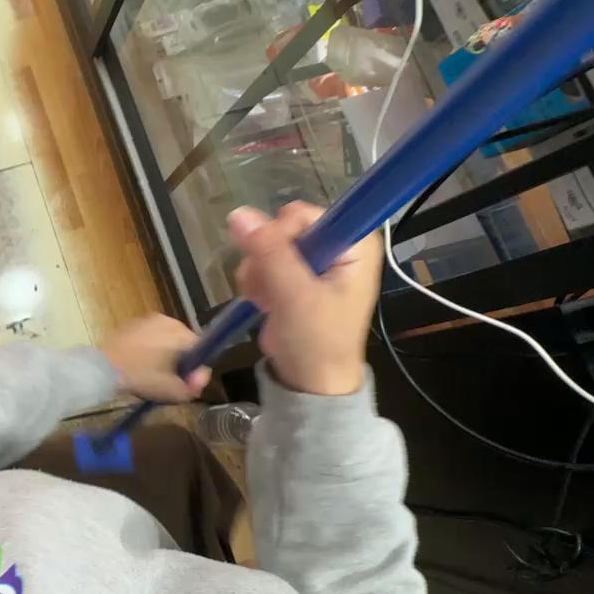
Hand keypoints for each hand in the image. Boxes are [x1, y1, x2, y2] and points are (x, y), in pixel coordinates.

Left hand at [101, 315, 211, 401]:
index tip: (190, 386)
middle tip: (175, 384)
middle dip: (182, 364)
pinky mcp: (130, 326)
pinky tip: (142, 367)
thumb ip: (192, 388)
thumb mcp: (172, 390)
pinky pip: (149, 339)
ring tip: (158, 377)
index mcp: (179, 331)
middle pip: (183, 344)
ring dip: (166, 358)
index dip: (198, 370)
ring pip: (166, 341)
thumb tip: (197, 382)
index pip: (201, 350)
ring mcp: (145, 320)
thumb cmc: (140, 376)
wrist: (102, 367)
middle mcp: (165, 320)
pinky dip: (150, 352)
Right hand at [229, 202, 381, 395]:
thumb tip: (239, 214)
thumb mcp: (294, 295)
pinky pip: (260, 260)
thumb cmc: (317, 340)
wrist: (310, 380)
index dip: (282, 234)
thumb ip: (270, 252)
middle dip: (266, 257)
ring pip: (266, 244)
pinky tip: (263, 301)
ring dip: (257, 272)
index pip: (305, 215)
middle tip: (269, 286)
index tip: (274, 263)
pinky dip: (255, 281)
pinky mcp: (293, 275)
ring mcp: (313, 260)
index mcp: (354, 245)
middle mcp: (335, 246)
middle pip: (282, 228)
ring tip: (268, 300)